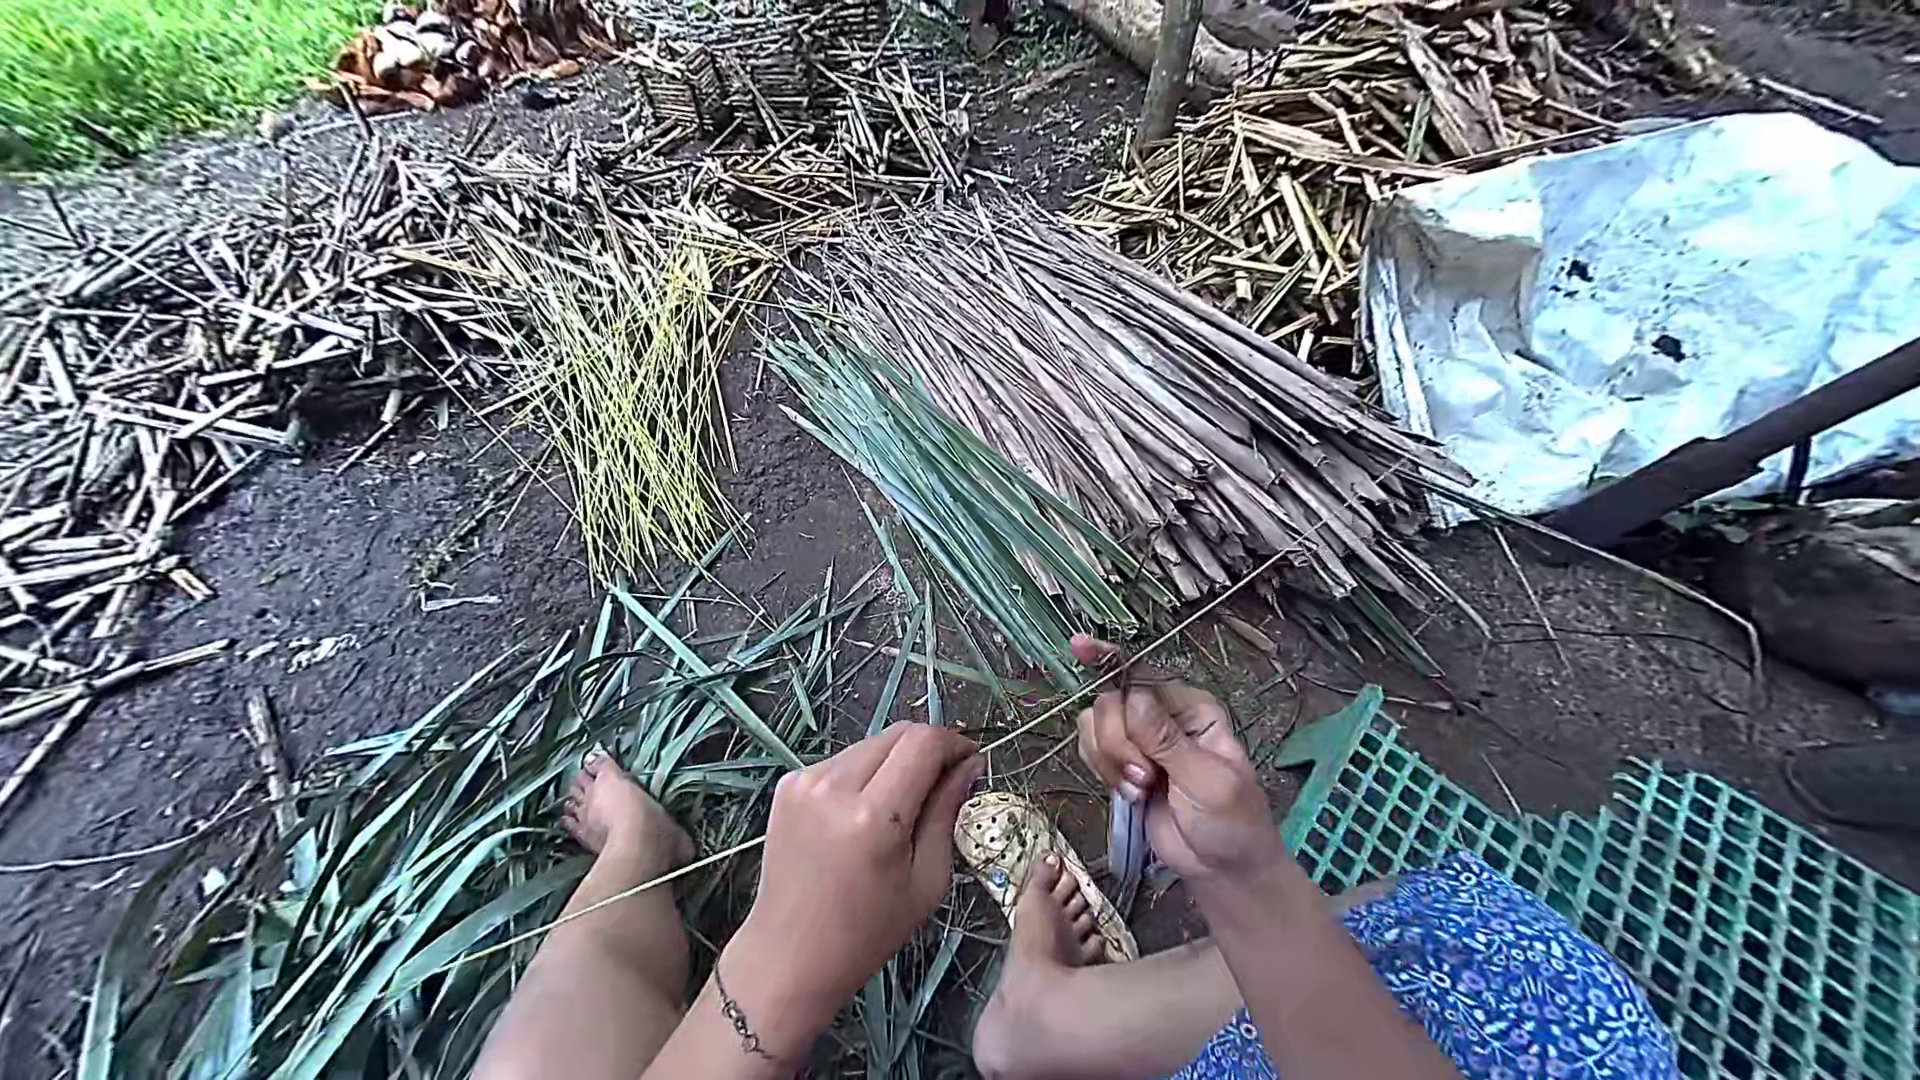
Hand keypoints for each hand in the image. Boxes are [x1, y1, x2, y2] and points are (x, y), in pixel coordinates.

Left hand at [732, 724, 981, 1029]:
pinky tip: (861, 811)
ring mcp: (805, 780)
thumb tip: (970, 764)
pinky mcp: (789, 782)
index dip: (953, 743)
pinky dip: (864, 772)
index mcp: (874, 816)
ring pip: (872, 742)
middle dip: (929, 748)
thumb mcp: (927, 880)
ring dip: (895, 760)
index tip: (968, 761)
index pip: (924, 742)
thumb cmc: (868, 932)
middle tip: (942, 779)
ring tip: (899, 802)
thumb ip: (947, 812)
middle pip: (899, 733)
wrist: (788, 957)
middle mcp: (835, 786)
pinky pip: (843, 759)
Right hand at [1071, 635, 1282, 883]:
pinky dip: (1101, 770)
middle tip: (1146, 777)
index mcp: (1189, 705)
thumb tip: (1133, 700)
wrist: (1222, 870)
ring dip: (1110, 761)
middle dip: (1119, 743)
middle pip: (1110, 702)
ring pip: (1093, 724)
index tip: (1079, 647)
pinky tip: (1130, 793)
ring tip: (1141, 789)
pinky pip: (1088, 747)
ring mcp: (1136, 736)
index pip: (1142, 672)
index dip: (1108, 658)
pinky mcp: (1117, 761)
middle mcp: (1158, 712)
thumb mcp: (1208, 781)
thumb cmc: (1231, 822)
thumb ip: (1167, 742)